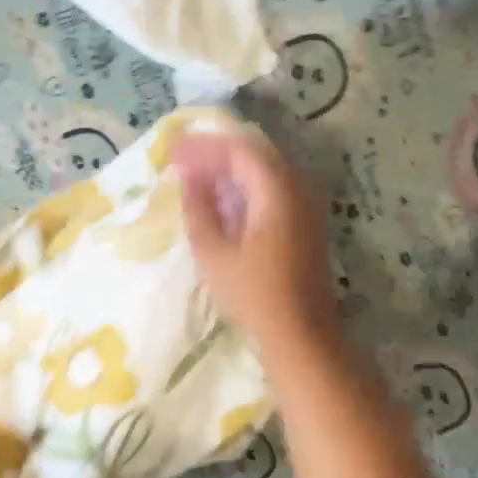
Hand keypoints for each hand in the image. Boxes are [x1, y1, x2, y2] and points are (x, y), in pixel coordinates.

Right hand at [175, 126, 339, 352]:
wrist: (299, 332)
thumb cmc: (252, 294)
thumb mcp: (214, 253)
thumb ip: (199, 210)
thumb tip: (189, 178)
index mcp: (278, 191)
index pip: (240, 150)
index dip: (204, 146)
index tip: (172, 149)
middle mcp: (298, 188)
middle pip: (255, 155)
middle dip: (215, 154)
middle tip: (179, 159)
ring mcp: (305, 205)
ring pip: (264, 172)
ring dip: (228, 171)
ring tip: (193, 178)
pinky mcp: (303, 222)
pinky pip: (271, 189)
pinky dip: (242, 188)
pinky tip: (219, 200)